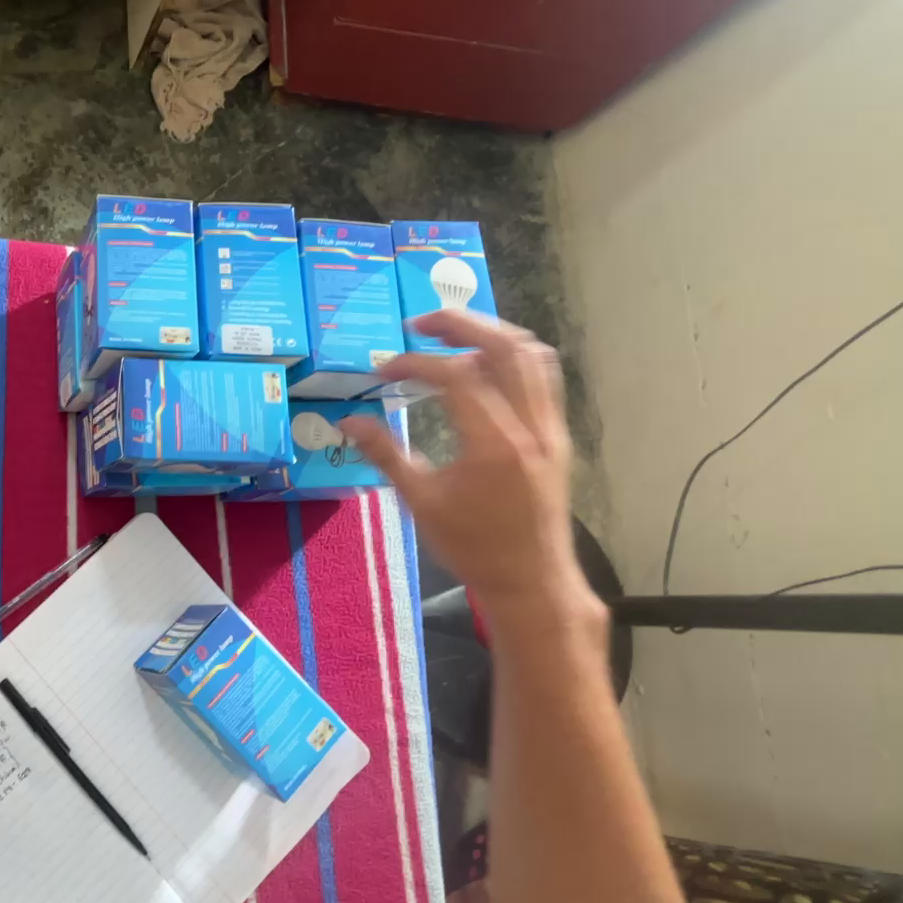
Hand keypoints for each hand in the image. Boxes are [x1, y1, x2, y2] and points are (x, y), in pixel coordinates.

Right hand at [338, 310, 597, 642]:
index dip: (415, 362)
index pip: (457, 376)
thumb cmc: (471, 545)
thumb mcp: (419, 501)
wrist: (531, 579)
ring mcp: (551, 428)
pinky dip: (509, 358)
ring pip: (533, 356)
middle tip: (420, 324)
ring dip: (490, 335)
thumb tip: (346, 422)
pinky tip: (479, 367)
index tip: (383, 370)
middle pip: (507, 347)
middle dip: (462, 325)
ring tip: (449, 336)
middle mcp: (531, 426)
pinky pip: (541, 377)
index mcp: (494, 443)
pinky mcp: (556, 436)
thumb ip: (384, 455)